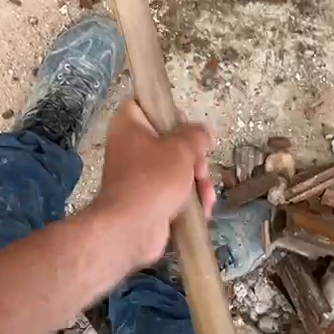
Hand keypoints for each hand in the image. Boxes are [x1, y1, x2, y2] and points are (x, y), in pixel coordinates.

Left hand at [88, 100, 214, 266]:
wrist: (131, 228)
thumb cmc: (153, 179)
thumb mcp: (181, 149)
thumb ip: (195, 135)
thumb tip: (201, 133)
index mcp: (128, 124)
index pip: (149, 105)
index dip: (171, 114)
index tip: (188, 128)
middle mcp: (129, 144)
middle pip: (170, 140)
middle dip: (194, 157)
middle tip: (201, 170)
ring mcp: (137, 172)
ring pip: (175, 167)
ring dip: (196, 181)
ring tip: (205, 196)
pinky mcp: (146, 196)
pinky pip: (172, 189)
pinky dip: (188, 198)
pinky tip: (202, 209)